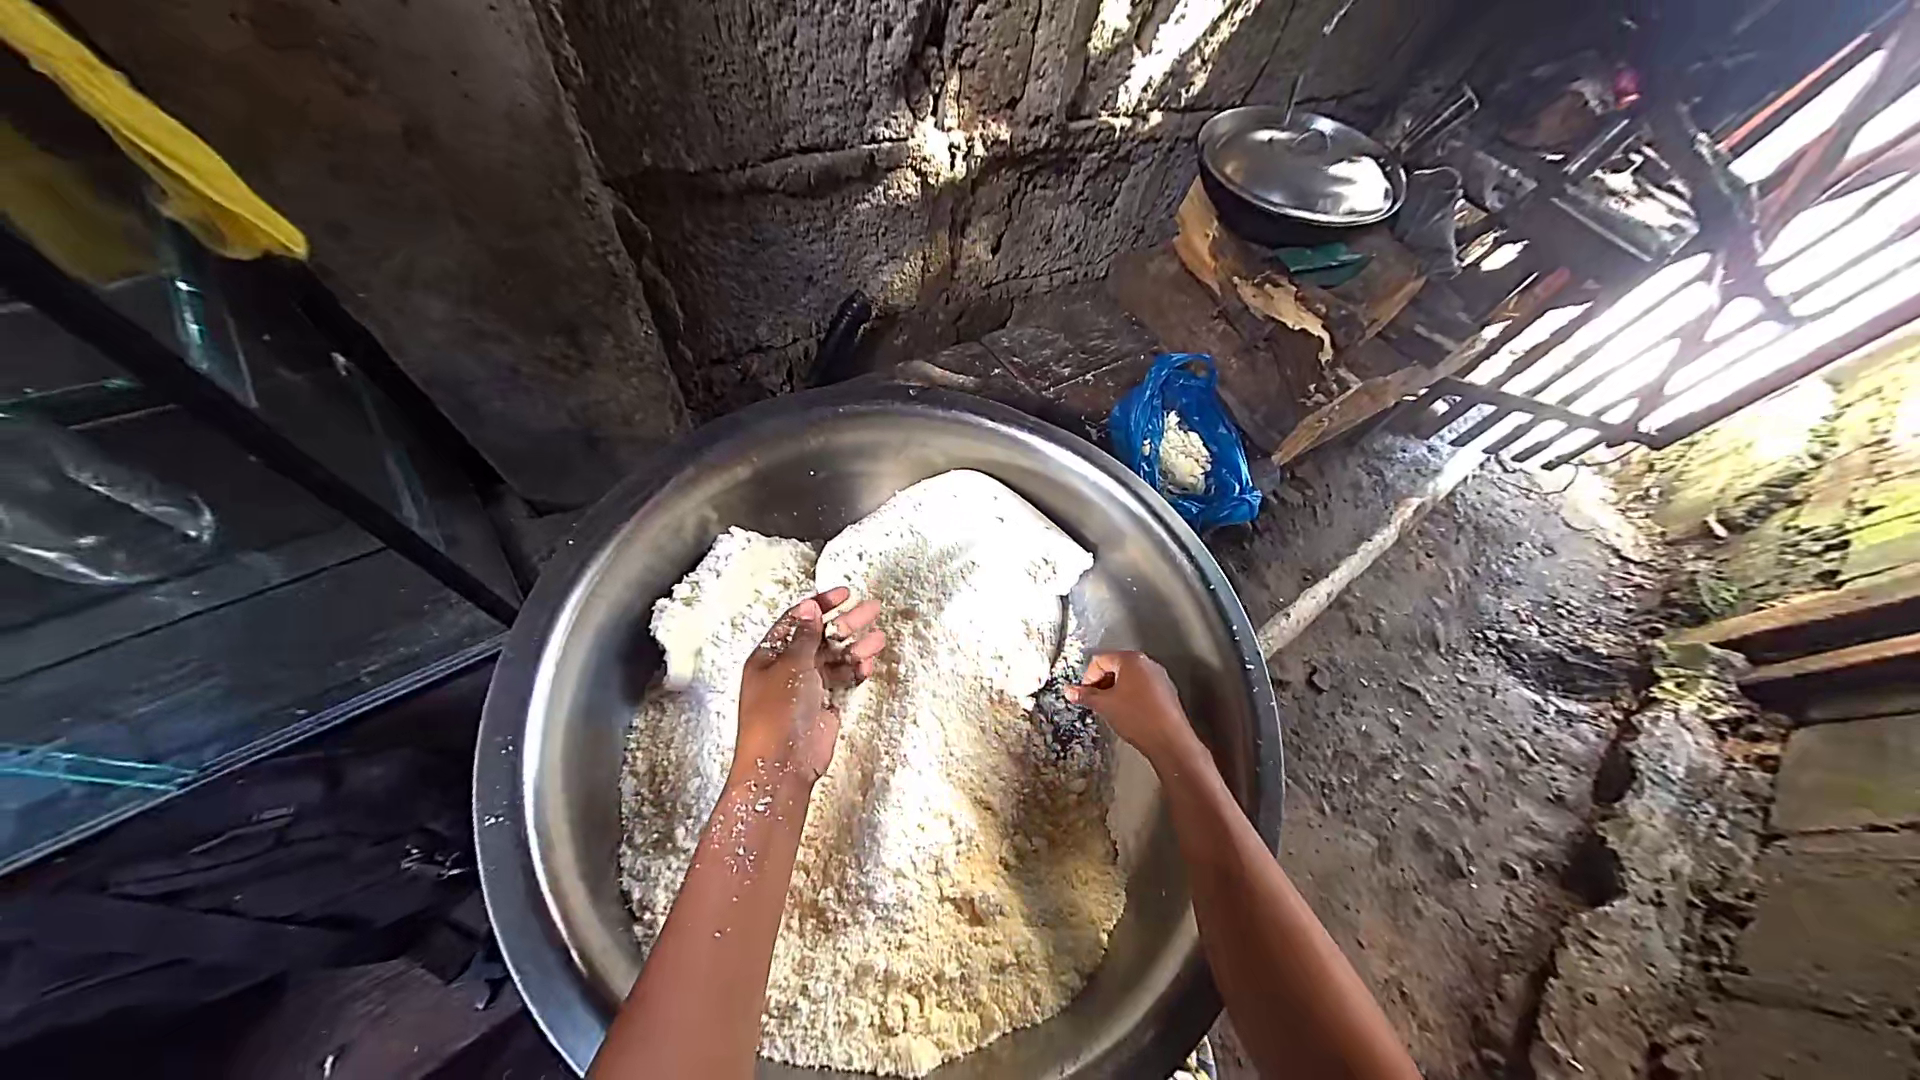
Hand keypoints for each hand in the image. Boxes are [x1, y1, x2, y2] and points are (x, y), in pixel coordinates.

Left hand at [735, 587, 883, 784]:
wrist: (782, 763)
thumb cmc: (778, 711)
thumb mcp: (791, 666)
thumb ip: (805, 636)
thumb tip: (810, 607)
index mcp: (770, 655)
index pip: (797, 620)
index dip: (820, 604)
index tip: (845, 593)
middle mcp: (788, 668)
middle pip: (821, 637)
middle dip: (846, 623)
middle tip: (872, 609)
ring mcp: (807, 686)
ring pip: (835, 658)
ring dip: (856, 647)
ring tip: (878, 638)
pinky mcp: (824, 704)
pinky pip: (842, 679)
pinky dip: (855, 671)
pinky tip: (868, 665)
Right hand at [1067, 651, 1199, 763]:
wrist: (1169, 741)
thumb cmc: (1138, 718)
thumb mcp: (1104, 705)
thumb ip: (1085, 695)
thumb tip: (1070, 691)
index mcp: (1131, 660)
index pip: (1099, 659)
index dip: (1088, 677)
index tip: (1085, 693)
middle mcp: (1147, 663)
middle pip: (1115, 666)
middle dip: (1102, 683)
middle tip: (1096, 701)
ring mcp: (1159, 677)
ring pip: (1128, 678)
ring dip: (1116, 690)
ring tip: (1112, 709)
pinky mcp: (1166, 692)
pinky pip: (1142, 687)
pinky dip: (1131, 696)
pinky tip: (1128, 714)